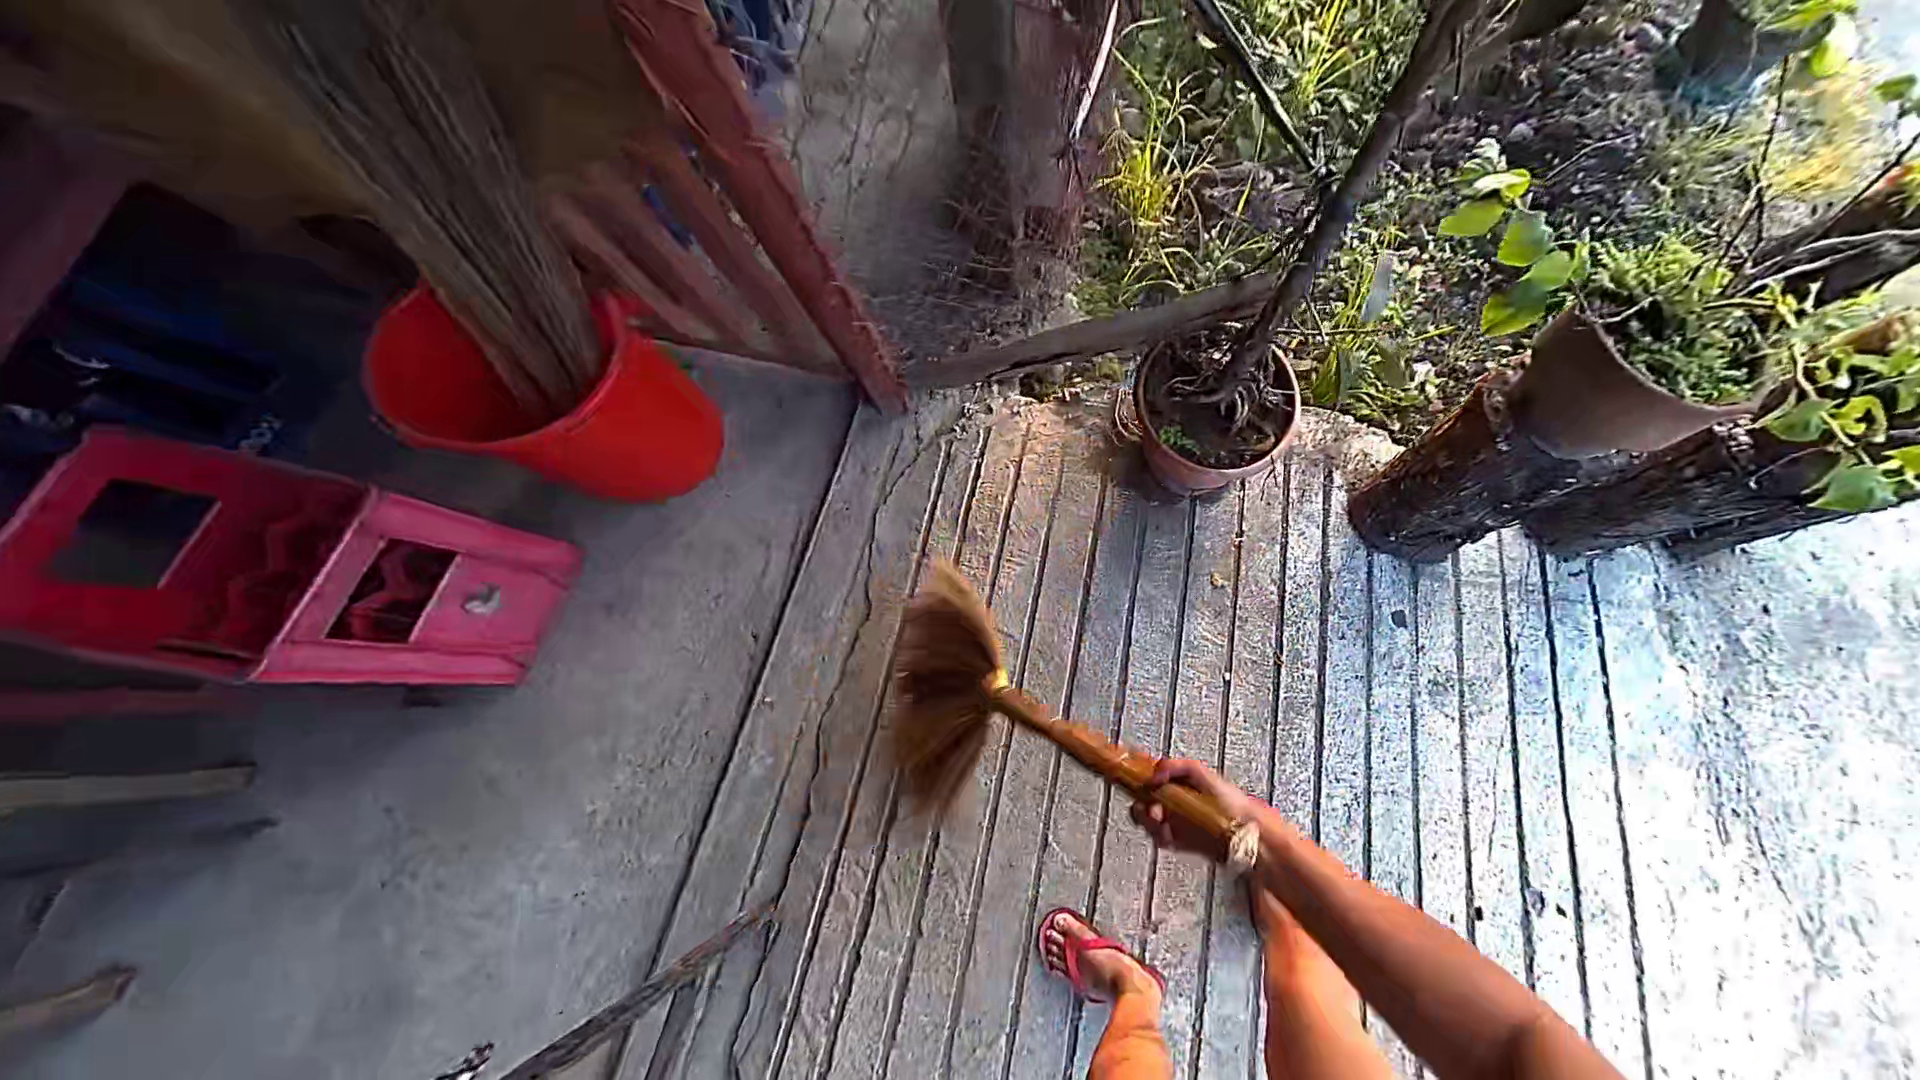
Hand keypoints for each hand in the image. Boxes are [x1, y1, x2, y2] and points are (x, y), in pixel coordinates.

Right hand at [1129, 758, 1261, 859]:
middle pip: (1143, 799)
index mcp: (1177, 781)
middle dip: (1140, 802)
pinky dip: (1160, 837)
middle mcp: (1174, 800)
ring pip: (1147, 820)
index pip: (1148, 775)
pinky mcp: (1180, 841)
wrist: (1248, 833)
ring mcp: (1175, 821)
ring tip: (1158, 820)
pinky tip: (1167, 835)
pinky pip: (1160, 839)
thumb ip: (1176, 766)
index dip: (1137, 777)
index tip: (1128, 778)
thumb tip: (1154, 771)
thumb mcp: (1201, 772)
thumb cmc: (1230, 800)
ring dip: (1147, 820)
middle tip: (1147, 805)